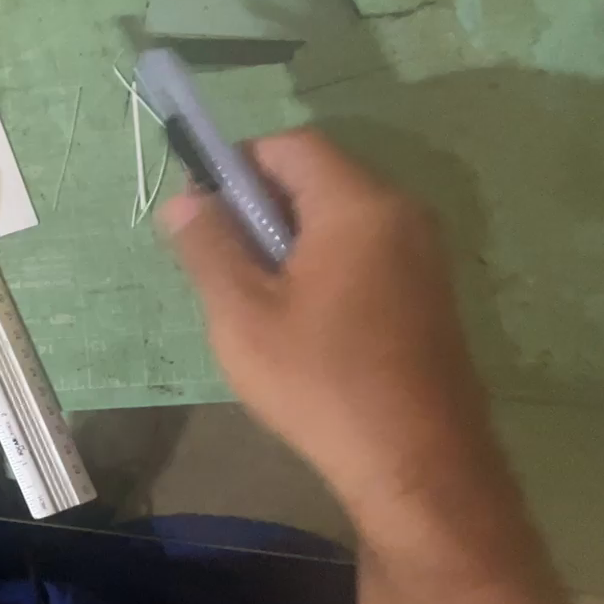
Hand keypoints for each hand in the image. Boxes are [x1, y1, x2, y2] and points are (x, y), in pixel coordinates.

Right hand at [157, 128, 499, 510]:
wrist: (411, 456)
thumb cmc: (315, 377)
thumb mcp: (240, 311)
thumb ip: (208, 246)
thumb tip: (183, 200)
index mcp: (358, 207)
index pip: (292, 147)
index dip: (236, 164)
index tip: (197, 210)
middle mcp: (400, 215)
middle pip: (315, 179)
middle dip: (253, 206)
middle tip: (213, 262)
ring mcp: (418, 254)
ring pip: (333, 218)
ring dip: (279, 239)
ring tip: (245, 297)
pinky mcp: (420, 290)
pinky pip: (356, 250)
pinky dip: (311, 262)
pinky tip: (288, 318)